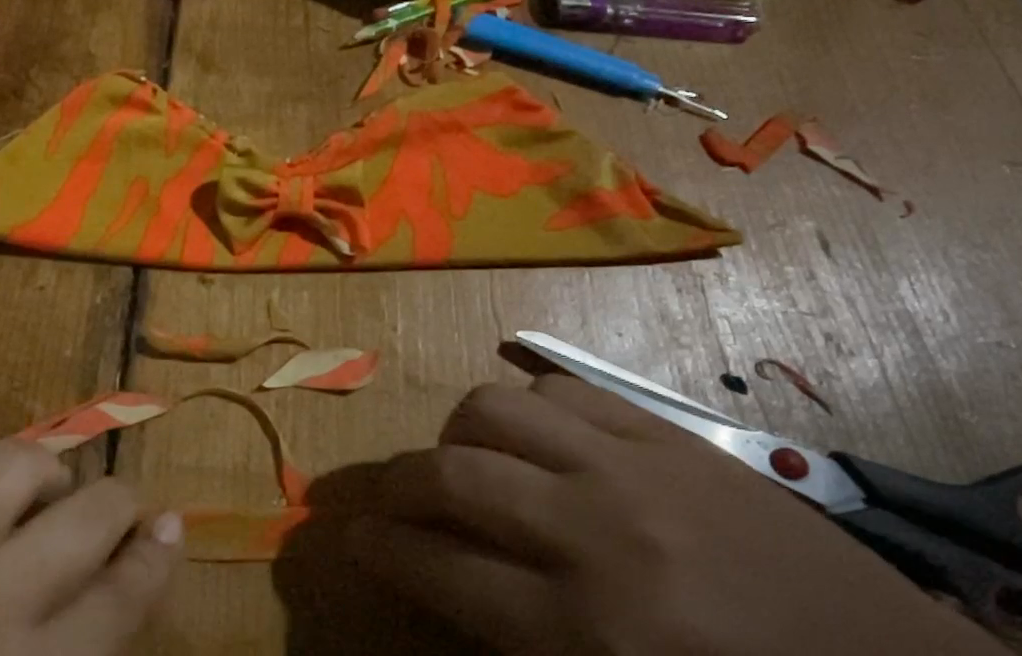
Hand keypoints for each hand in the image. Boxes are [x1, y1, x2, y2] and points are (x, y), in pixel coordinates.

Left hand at [0, 439, 180, 655]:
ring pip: (3, 466)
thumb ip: (77, 644)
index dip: (154, 556)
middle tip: (109, 509)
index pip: (119, 597)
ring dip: (36, 472)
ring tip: (36, 493)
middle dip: (114, 502)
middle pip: (79, 520)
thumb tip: (128, 569)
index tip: (168, 525)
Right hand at [342, 375, 1006, 654]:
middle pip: (451, 477)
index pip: (440, 568)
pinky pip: (562, 390)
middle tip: (385, 498)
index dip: (380, 549)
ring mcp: (635, 469)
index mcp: (586, 628)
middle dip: (395, 485)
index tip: (351, 538)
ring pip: (494, 411)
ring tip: (459, 460)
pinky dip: (526, 408)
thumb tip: (432, 578)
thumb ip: (513, 637)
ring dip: (456, 436)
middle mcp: (596, 533)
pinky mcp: (670, 433)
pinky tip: (531, 436)